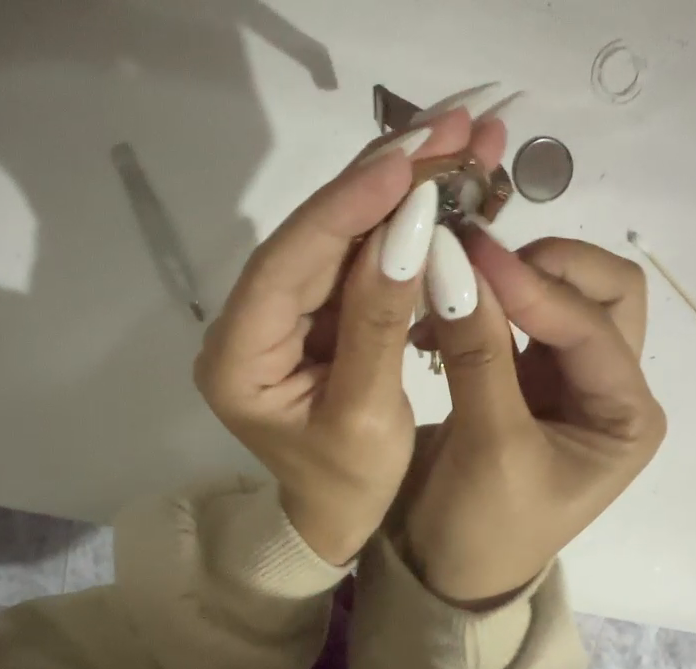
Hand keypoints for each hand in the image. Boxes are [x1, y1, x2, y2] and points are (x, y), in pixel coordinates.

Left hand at [196, 111, 505, 564]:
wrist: (335, 517)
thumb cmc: (348, 485)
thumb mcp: (367, 414)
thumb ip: (379, 323)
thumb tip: (408, 231)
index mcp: (237, 358)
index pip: (287, 264)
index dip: (346, 207)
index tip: (407, 158)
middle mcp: (245, 324)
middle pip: (312, 236)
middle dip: (382, 179)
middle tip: (452, 124)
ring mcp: (276, 314)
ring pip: (336, 235)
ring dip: (397, 188)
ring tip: (459, 139)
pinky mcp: (307, 312)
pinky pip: (353, 256)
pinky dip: (397, 222)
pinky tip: (441, 183)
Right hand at [398, 235, 663, 605]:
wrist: (446, 576)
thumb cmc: (485, 531)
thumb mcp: (490, 447)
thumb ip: (477, 354)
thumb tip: (453, 265)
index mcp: (627, 416)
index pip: (594, 327)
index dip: (534, 287)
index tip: (468, 254)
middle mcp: (610, 391)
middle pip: (602, 296)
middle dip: (545, 270)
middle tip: (476, 264)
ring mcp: (567, 384)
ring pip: (560, 302)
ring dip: (511, 283)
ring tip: (449, 280)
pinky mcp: (524, 384)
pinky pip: (514, 325)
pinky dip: (483, 309)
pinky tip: (437, 311)